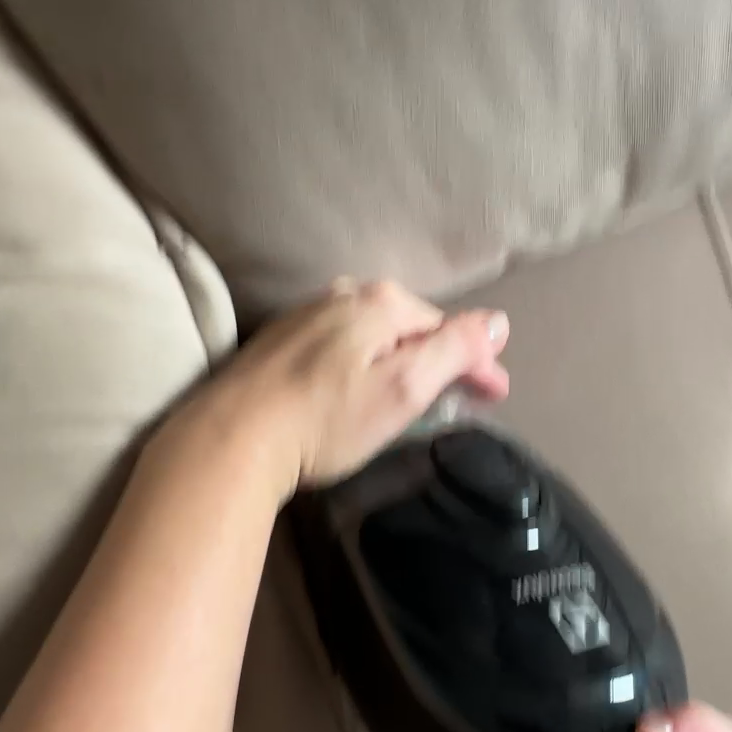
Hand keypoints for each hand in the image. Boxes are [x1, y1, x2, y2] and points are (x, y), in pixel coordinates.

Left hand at [188, 279, 510, 496]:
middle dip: (444, 356)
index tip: (497, 395)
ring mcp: (307, 313)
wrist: (233, 438)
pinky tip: (364, 381)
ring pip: (376, 332)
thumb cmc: (327, 420)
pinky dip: (367, 360)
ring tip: (419, 388)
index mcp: (381, 303)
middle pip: (413, 325)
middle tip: (464, 396)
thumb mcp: (403, 388)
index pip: (449, 328)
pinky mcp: (281, 339)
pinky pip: (344, 342)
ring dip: (405, 356)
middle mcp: (345, 294)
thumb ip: (454, 350)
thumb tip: (497, 320)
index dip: (479, 362)